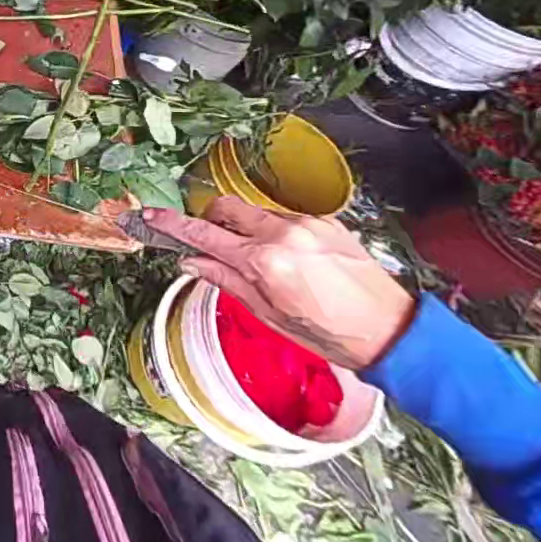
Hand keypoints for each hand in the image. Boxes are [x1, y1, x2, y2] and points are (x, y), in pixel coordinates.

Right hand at [143, 198, 417, 371]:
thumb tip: (191, 262)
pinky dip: (274, 232)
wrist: (389, 327)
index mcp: (265, 262)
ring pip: (255, 211)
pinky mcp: (323, 218)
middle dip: (211, 218)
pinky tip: (292, 260)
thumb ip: (226, 281)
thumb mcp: (270, 316)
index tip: (151, 215)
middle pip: (227, 207)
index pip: (206, 235)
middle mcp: (283, 232)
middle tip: (212, 244)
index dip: (173, 225)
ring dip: (246, 228)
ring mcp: (305, 221)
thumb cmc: (329, 334)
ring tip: (263, 262)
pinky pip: (283, 217)